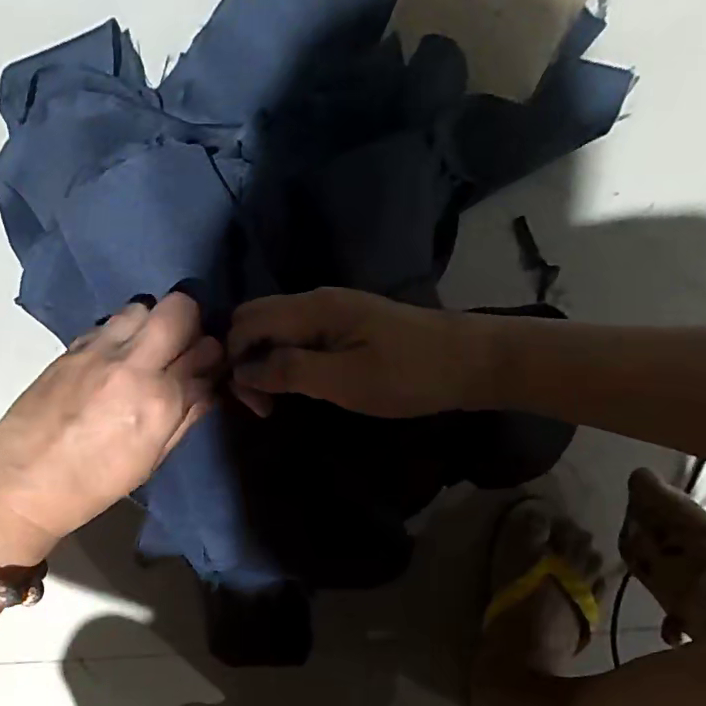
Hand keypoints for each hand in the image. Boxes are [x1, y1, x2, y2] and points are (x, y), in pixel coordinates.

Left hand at [0, 293, 219, 560]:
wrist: (21, 485)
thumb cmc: (94, 486)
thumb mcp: (151, 460)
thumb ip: (185, 417)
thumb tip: (208, 387)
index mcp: (159, 401)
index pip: (207, 353)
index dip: (215, 357)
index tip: (210, 368)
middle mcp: (132, 364)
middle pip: (180, 309)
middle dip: (191, 323)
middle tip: (184, 348)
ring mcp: (98, 350)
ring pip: (143, 307)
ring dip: (154, 323)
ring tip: (148, 352)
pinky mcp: (71, 348)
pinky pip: (110, 322)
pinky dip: (124, 333)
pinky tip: (116, 360)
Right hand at [228, 288, 487, 417]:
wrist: (472, 361)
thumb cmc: (409, 374)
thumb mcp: (344, 381)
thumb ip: (289, 371)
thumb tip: (243, 370)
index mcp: (313, 308)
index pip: (246, 320)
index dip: (232, 357)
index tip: (247, 401)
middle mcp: (317, 300)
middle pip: (257, 319)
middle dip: (245, 358)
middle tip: (261, 404)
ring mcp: (334, 310)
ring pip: (278, 328)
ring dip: (266, 361)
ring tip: (277, 400)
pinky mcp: (348, 324)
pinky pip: (300, 336)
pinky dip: (287, 358)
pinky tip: (299, 384)